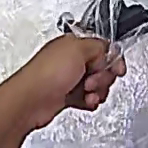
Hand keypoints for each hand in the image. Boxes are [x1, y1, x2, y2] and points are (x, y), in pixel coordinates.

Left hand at [0, 34, 126, 131]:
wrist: (30, 102)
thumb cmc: (46, 75)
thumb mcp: (79, 50)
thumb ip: (100, 47)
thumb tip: (108, 53)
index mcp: (73, 45)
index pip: (103, 48)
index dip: (113, 59)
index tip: (117, 70)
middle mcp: (70, 60)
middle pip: (102, 68)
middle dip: (104, 78)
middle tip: (93, 82)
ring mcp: (67, 79)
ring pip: (95, 85)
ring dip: (97, 92)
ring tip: (88, 95)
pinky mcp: (65, 96)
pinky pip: (86, 98)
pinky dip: (89, 101)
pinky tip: (85, 103)